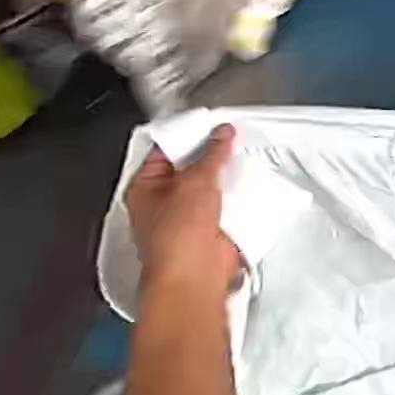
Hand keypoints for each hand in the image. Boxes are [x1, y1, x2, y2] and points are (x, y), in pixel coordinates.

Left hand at [126, 124, 241, 299]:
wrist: (196, 273)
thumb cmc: (179, 231)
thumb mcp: (197, 179)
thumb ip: (212, 152)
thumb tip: (222, 132)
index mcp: (145, 187)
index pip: (164, 151)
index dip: (188, 134)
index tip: (211, 121)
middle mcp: (162, 200)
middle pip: (189, 166)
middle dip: (211, 153)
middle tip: (232, 134)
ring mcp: (186, 214)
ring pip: (208, 184)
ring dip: (225, 172)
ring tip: (244, 151)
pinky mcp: (209, 226)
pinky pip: (224, 200)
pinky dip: (236, 190)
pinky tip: (250, 176)